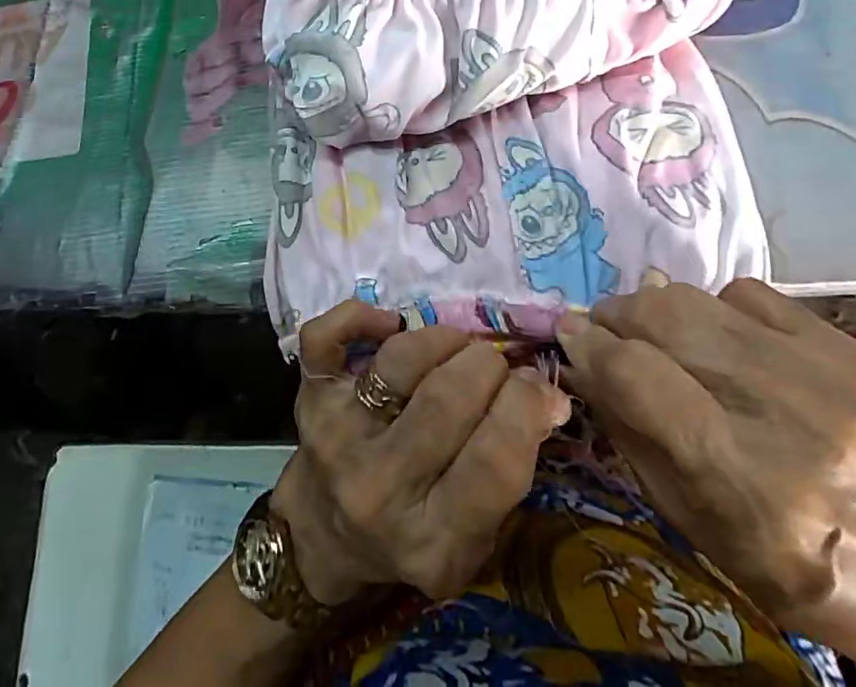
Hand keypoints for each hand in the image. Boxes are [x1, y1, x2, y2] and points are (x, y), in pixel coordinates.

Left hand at [271, 301, 570, 604]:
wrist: (323, 535)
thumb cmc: (410, 535)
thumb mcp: (472, 536)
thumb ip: (511, 470)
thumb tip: (548, 393)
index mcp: (431, 540)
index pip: (493, 463)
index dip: (526, 408)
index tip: (536, 385)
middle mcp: (377, 488)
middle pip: (447, 400)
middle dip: (487, 367)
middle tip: (494, 364)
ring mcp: (335, 438)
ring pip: (398, 362)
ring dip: (442, 339)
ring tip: (457, 346)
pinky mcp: (307, 401)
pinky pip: (323, 338)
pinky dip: (358, 316)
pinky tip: (389, 324)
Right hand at [557, 281, 855, 685]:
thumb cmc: (760, 550)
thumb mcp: (671, 502)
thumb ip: (620, 418)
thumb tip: (578, 349)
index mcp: (738, 472)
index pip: (638, 374)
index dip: (591, 344)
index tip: (568, 334)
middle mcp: (789, 415)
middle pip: (668, 318)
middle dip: (618, 316)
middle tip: (603, 329)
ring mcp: (830, 377)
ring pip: (701, 298)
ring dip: (658, 310)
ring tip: (655, 335)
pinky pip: (750, 296)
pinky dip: (717, 311)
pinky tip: (723, 344)